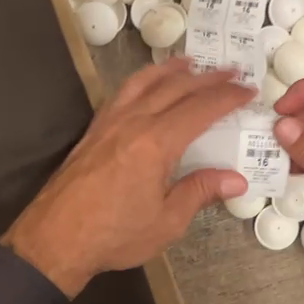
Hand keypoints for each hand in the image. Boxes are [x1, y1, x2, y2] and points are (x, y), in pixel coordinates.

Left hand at [6, 57, 254, 296]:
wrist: (55, 240)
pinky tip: (147, 86)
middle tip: (231, 71)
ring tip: (190, 63)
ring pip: (144, 83)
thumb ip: (200, 192)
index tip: (248, 91)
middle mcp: (133, 123)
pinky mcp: (93, 131)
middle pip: (175, 88)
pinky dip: (142, 81)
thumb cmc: (114, 235)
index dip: (228, 97)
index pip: (200, 109)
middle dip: (207, 78)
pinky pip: (122, 94)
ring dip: (171, 70)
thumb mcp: (166, 221)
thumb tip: (236, 179)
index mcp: (156, 143)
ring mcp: (109, 123)